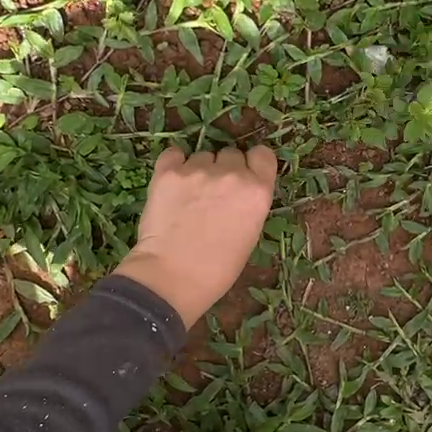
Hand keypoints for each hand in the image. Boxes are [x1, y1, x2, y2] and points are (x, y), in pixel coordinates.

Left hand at [113, 145, 277, 323]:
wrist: (172, 277)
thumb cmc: (217, 269)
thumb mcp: (249, 234)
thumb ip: (248, 204)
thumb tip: (235, 194)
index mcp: (257, 191)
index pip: (263, 155)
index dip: (253, 163)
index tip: (245, 174)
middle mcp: (231, 174)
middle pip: (231, 154)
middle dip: (224, 169)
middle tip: (212, 194)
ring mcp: (198, 170)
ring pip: (202, 156)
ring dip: (198, 171)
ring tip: (187, 197)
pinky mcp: (168, 172)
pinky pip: (174, 155)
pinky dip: (174, 165)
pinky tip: (171, 185)